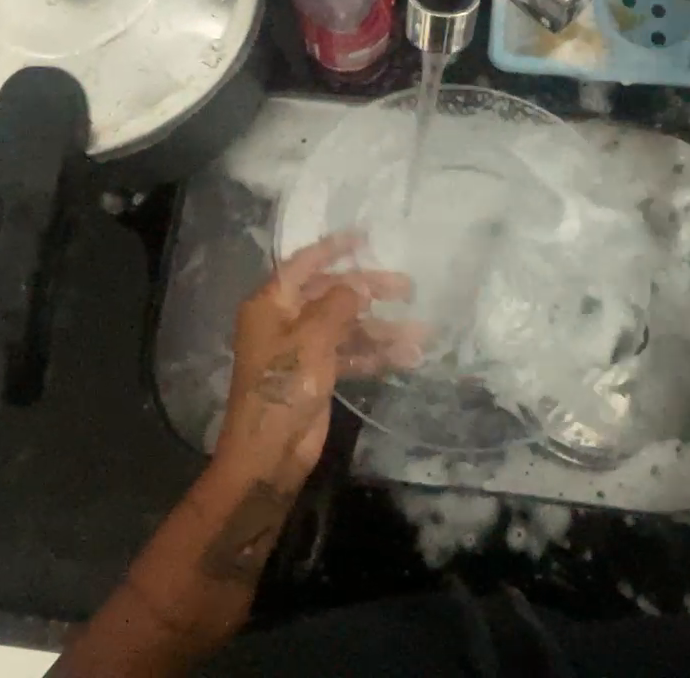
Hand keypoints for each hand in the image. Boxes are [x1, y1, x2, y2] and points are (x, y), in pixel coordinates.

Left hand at [213, 235, 412, 489]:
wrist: (269, 453)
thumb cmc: (283, 386)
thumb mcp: (312, 338)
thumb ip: (339, 304)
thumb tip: (360, 283)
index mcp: (271, 303)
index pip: (304, 263)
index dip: (333, 248)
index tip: (365, 236)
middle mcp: (285, 320)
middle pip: (331, 294)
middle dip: (368, 291)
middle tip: (407, 288)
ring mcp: (302, 349)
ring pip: (346, 327)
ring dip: (380, 329)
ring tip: (421, 333)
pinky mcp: (317, 375)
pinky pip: (350, 355)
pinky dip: (374, 355)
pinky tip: (407, 357)